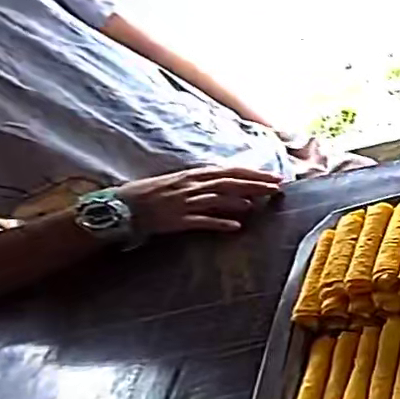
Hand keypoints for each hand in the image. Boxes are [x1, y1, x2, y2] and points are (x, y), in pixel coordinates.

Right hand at [116, 166, 282, 235]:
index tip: (276, 176)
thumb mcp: (181, 181)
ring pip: (216, 199)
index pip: (230, 171)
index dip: (254, 173)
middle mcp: (192, 186)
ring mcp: (185, 203)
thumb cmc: (152, 193)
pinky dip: (219, 223)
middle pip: (229, 184)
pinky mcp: (177, 220)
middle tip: (278, 188)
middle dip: (255, 185)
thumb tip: (232, 183)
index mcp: (194, 175)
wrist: (122, 206)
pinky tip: (235, 226)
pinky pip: (201, 221)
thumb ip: (206, 182)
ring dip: (238, 202)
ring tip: (258, 205)